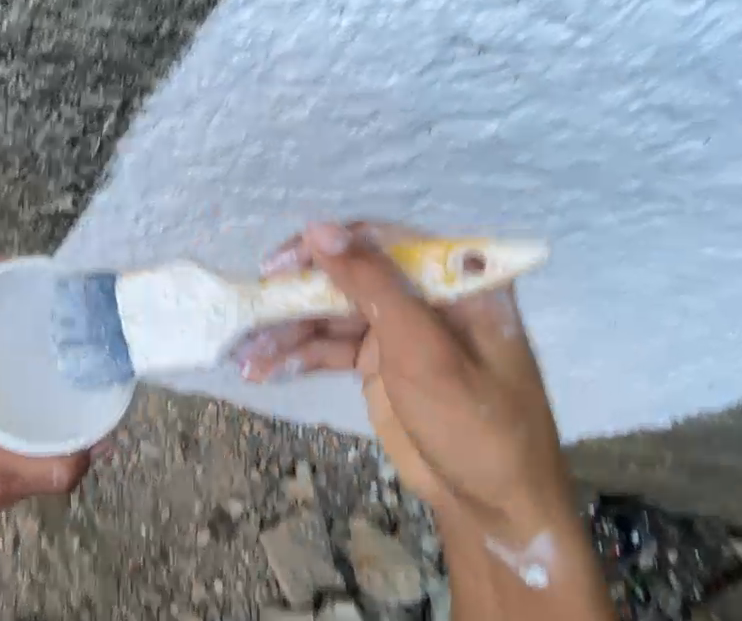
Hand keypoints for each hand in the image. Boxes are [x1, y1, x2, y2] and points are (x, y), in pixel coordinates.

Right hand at [237, 222, 574, 542]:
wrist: (497, 511)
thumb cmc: (476, 425)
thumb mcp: (423, 350)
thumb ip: (372, 285)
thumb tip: (319, 228)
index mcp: (453, 281)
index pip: (377, 241)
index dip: (324, 247)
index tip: (280, 267)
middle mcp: (423, 296)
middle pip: (345, 276)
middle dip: (295, 296)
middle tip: (253, 308)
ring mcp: (398, 329)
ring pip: (329, 313)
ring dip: (286, 330)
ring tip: (244, 350)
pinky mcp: (377, 361)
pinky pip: (327, 347)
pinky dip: (295, 357)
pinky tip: (261, 368)